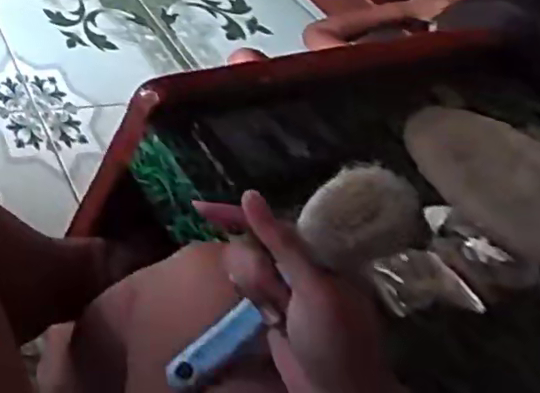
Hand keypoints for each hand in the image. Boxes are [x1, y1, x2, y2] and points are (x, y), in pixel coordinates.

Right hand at [198, 192, 396, 392]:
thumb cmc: (338, 345)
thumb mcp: (313, 290)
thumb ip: (281, 241)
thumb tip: (248, 194)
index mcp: (319, 252)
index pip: (270, 220)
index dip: (236, 213)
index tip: (201, 209)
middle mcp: (300, 262)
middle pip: (253, 242)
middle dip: (257, 270)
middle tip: (279, 300)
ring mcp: (285, 284)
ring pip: (246, 264)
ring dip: (257, 290)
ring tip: (279, 317)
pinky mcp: (272, 304)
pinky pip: (246, 285)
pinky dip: (254, 300)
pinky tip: (271, 320)